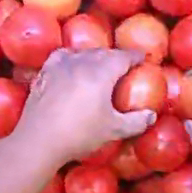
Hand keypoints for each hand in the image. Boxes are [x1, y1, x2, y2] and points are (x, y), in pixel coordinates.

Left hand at [8, 48, 156, 169]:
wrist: (39, 140)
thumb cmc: (79, 134)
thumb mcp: (113, 130)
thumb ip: (136, 121)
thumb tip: (152, 115)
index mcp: (102, 71)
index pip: (124, 56)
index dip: (136, 56)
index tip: (143, 59)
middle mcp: (81, 61)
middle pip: (104, 52)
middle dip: (116, 57)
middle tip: (124, 66)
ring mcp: (60, 65)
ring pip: (82, 52)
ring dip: (94, 56)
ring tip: (99, 66)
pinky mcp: (45, 73)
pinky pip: (61, 57)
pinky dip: (71, 57)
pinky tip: (71, 65)